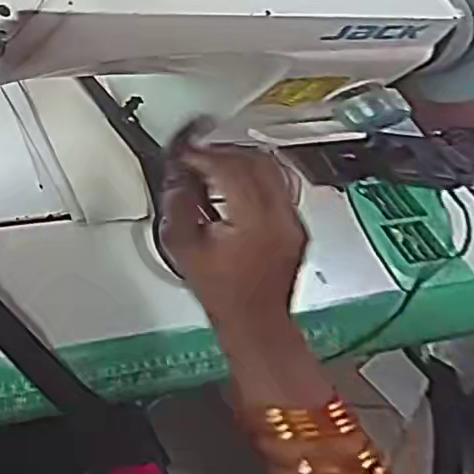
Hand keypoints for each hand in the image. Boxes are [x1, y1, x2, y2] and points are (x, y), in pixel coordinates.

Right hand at [160, 144, 306, 337]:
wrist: (253, 321)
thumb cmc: (221, 291)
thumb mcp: (182, 243)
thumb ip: (177, 202)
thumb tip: (178, 175)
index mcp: (254, 221)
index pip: (229, 168)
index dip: (201, 156)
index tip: (184, 155)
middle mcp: (281, 218)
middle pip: (255, 162)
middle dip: (221, 151)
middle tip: (197, 155)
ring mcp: (293, 223)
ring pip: (272, 169)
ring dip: (239, 159)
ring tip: (214, 163)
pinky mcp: (296, 227)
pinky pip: (279, 185)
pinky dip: (254, 174)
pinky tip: (234, 182)